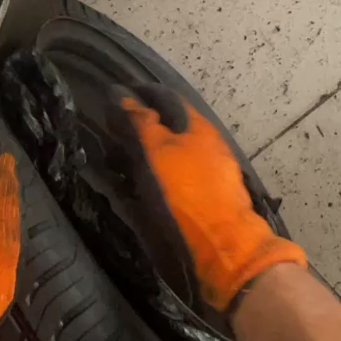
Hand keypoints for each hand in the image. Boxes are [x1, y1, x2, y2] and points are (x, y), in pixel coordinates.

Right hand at [115, 85, 304, 311]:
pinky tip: (149, 190)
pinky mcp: (214, 197)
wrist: (224, 245)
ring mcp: (215, 172)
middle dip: (146, 128)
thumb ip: (142, 123)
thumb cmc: (188, 195)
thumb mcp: (158, 154)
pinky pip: (182, 178)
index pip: (166, 98)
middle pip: (173, 127)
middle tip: (117, 135)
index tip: (116, 100)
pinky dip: (164, 178)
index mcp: (199, 127)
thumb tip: (124, 95)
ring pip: (178, 154)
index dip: (141, 96)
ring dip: (154, 156)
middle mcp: (211, 143)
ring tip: (127, 166)